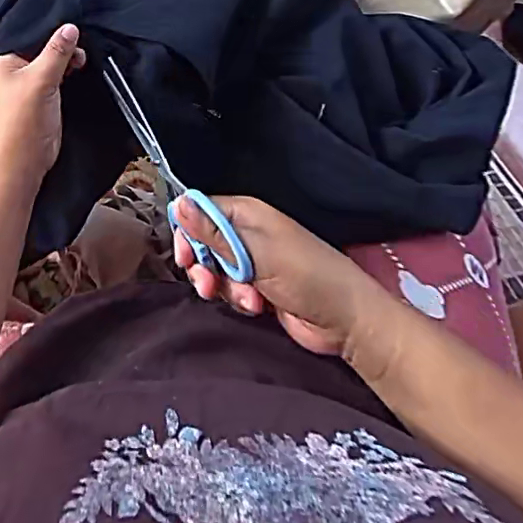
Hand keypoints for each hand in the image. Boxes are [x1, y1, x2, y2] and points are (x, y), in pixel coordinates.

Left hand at [0, 24, 84, 175]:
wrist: (21, 163)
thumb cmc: (21, 123)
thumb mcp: (42, 79)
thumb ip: (57, 51)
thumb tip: (69, 29)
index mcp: (2, 62)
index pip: (29, 36)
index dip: (51, 33)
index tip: (72, 33)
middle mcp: (10, 73)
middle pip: (41, 50)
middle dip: (61, 50)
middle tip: (78, 53)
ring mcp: (24, 88)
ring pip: (49, 65)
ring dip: (65, 64)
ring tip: (79, 64)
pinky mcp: (37, 101)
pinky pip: (53, 80)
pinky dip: (65, 76)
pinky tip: (75, 74)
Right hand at [173, 195, 394, 361]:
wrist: (343, 318)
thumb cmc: (304, 274)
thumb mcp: (255, 252)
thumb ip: (214, 232)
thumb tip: (179, 203)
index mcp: (246, 213)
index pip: (201, 212)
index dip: (188, 232)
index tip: (185, 257)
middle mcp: (247, 232)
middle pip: (203, 243)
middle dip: (203, 266)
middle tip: (208, 283)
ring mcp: (252, 261)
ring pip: (214, 270)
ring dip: (223, 286)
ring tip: (246, 297)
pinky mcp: (256, 286)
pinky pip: (229, 289)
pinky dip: (237, 299)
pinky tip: (256, 306)